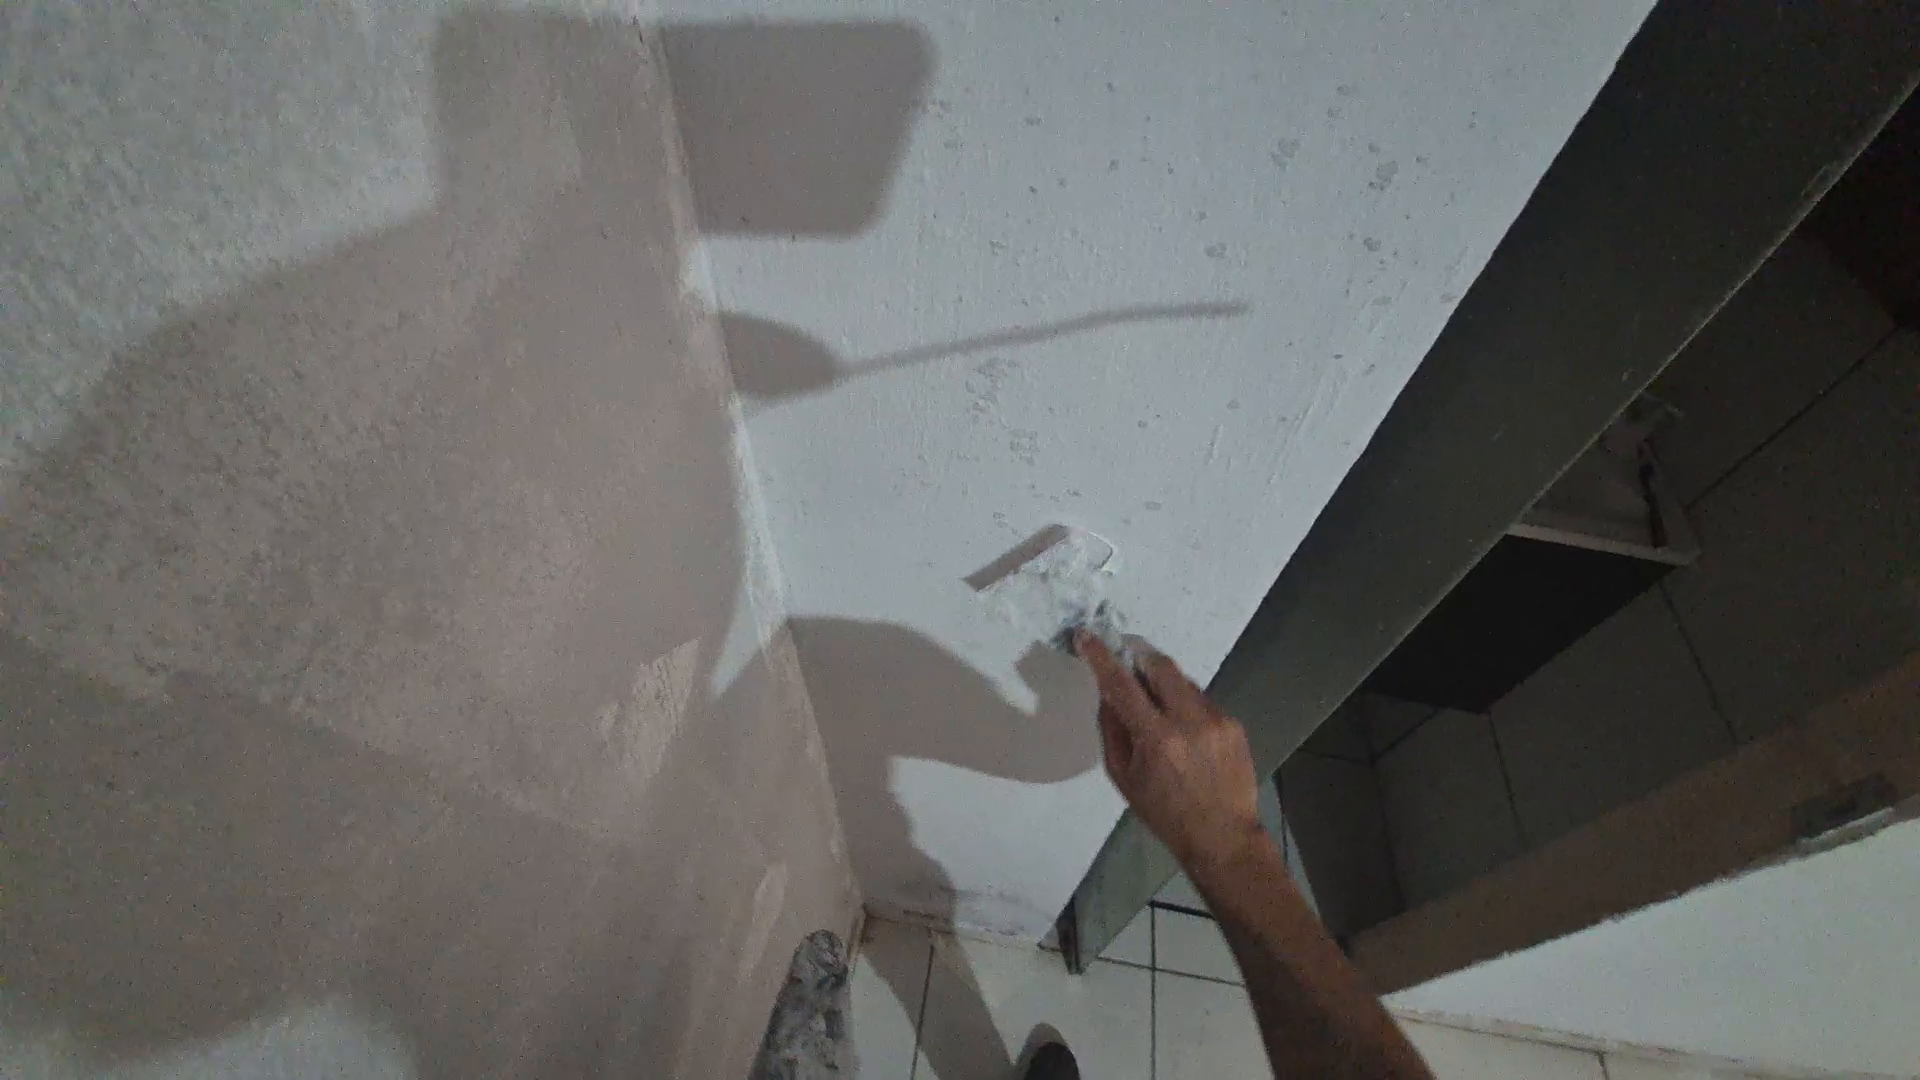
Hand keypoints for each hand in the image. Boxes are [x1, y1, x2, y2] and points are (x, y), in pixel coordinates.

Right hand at [1076, 632, 1266, 875]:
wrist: (1223, 837)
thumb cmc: (1163, 812)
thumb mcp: (1122, 776)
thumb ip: (1112, 728)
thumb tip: (1107, 690)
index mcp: (1156, 739)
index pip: (1122, 685)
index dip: (1101, 656)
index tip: (1087, 635)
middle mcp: (1189, 722)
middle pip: (1161, 665)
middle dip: (1140, 655)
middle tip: (1127, 658)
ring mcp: (1217, 720)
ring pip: (1183, 680)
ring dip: (1164, 684)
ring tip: (1158, 709)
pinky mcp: (1234, 723)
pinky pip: (1201, 699)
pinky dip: (1185, 704)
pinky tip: (1185, 730)